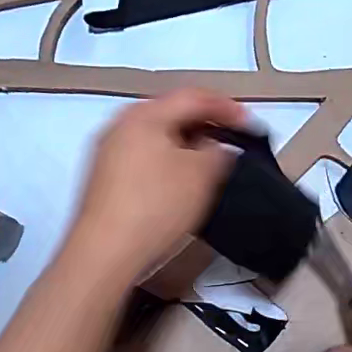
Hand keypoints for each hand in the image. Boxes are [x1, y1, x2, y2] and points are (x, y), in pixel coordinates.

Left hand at [66, 89, 242, 280]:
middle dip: (204, 127)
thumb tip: (218, 146)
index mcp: (143, 114)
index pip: (193, 98)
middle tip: (230, 142)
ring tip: (208, 166)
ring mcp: (106, 153)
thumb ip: (218, 152)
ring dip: (185, 147)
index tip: (249, 125)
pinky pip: (142, 160)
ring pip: (156, 138)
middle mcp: (119, 125)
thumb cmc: (153, 209)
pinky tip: (178, 186)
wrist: (104, 253)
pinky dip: (165, 164)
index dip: (227, 108)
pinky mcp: (103, 180)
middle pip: (170, 115)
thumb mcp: (201, 176)